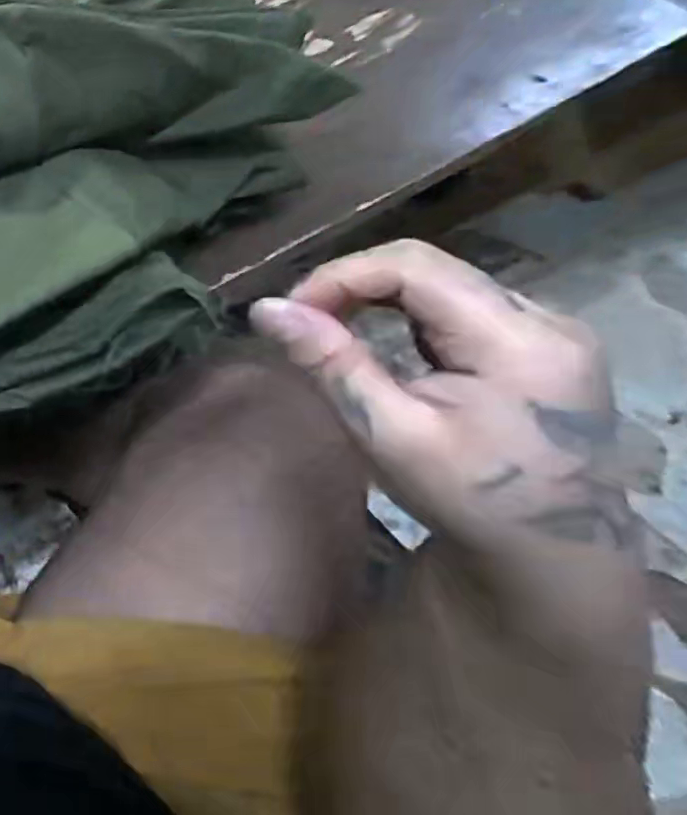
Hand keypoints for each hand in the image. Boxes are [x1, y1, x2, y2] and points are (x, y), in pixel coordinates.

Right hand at [249, 240, 636, 562]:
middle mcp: (544, 320)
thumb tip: (263, 308)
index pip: (413, 267)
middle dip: (347, 283)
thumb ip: (328, 361)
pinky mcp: (533, 341)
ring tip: (324, 326)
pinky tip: (369, 333)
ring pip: (436, 277)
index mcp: (518, 342)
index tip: (289, 314)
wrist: (550, 549)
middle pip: (425, 265)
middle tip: (298, 320)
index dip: (338, 278)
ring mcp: (545, 329)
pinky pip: (450, 299)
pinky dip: (395, 307)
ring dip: (367, 293)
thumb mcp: (385, 430)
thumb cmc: (465, 494)